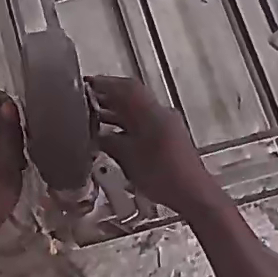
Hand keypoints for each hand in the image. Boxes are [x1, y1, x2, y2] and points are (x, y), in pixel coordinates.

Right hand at [87, 76, 226, 218]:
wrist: (192, 193)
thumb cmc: (161, 174)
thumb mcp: (128, 158)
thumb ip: (110, 141)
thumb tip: (96, 134)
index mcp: (152, 113)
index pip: (127, 88)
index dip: (105, 83)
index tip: (86, 84)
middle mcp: (160, 114)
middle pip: (132, 98)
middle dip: (108, 97)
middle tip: (84, 101)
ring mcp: (166, 126)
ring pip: (137, 112)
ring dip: (116, 112)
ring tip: (92, 117)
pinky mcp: (168, 138)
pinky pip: (142, 124)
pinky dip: (125, 126)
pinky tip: (110, 136)